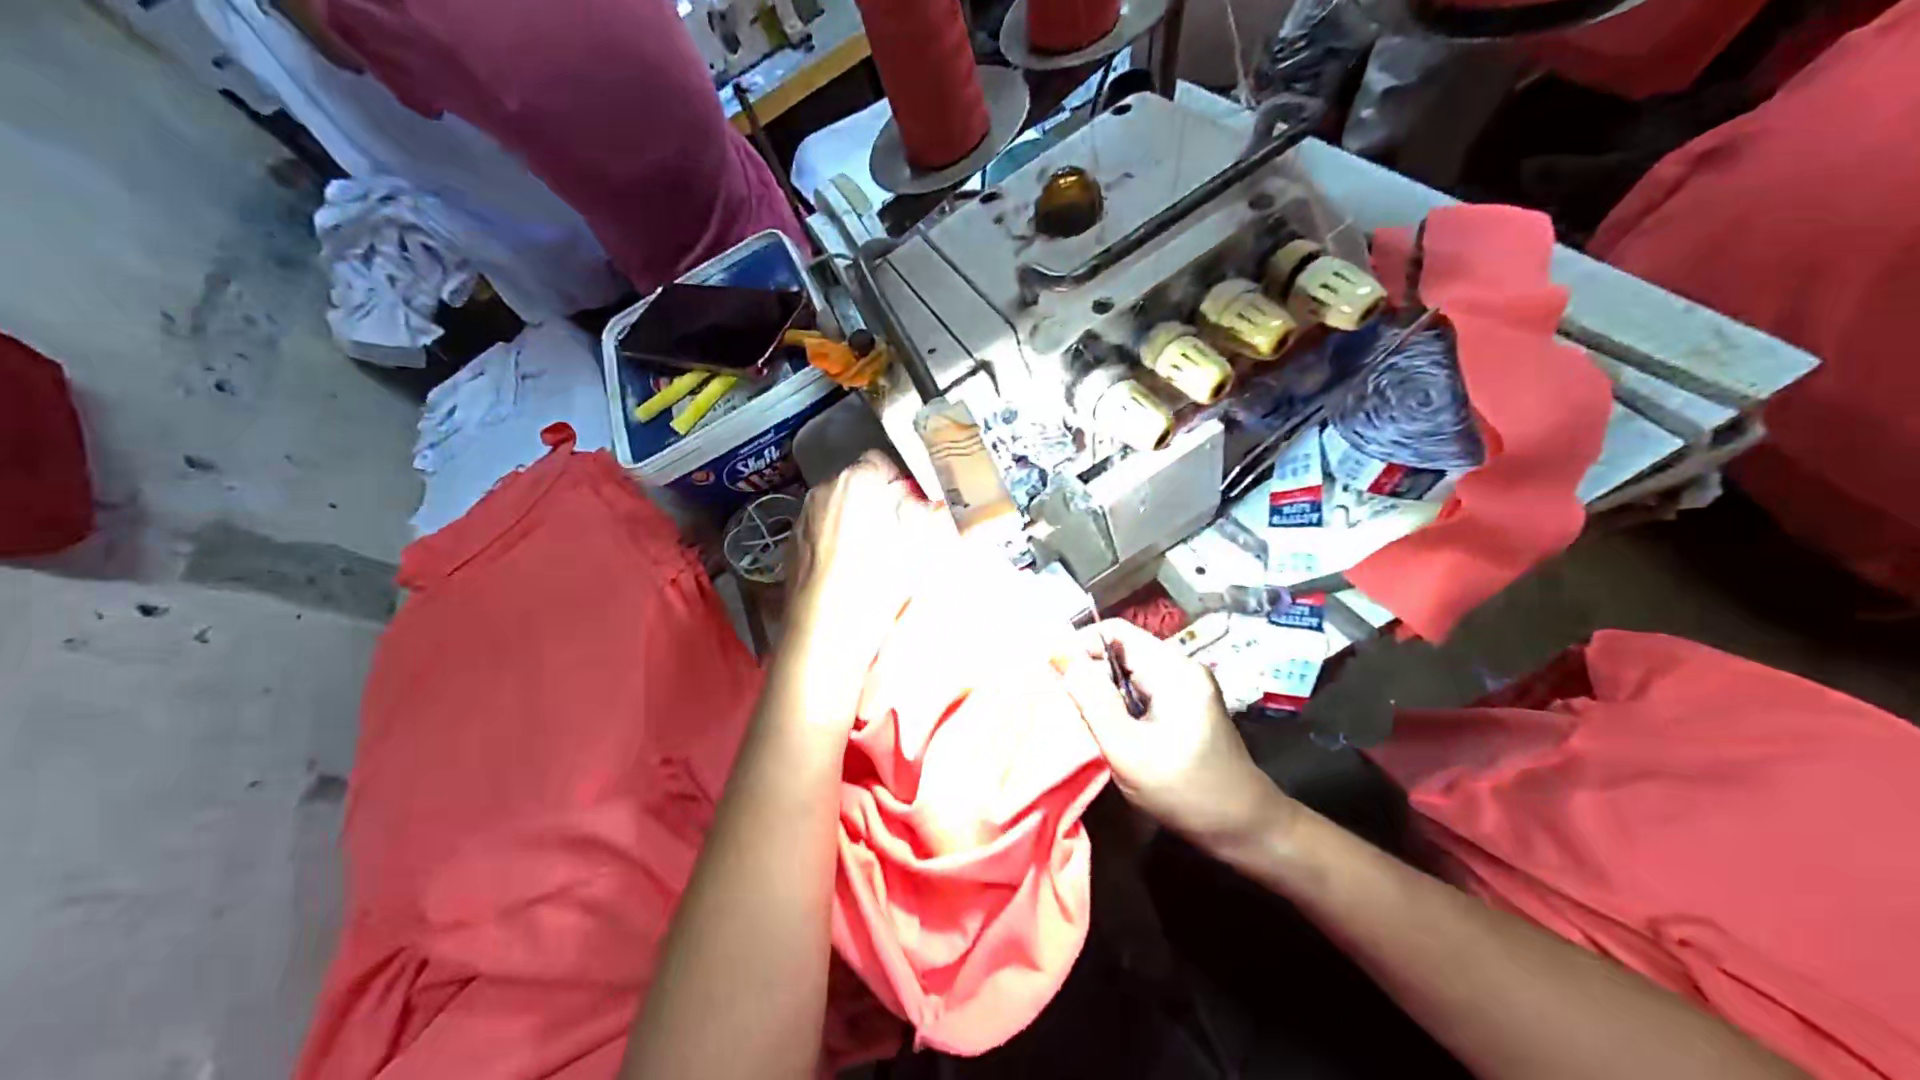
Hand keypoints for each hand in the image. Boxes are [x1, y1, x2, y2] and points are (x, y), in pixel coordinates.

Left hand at [784, 451, 929, 663]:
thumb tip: (926, 501)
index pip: (882, 461)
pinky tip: (851, 569)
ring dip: (857, 519)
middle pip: (858, 482)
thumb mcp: (914, 546)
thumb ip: (922, 513)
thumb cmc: (872, 588)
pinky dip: (837, 539)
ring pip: (838, 506)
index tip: (915, 503)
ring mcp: (804, 516)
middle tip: (901, 530)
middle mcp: (823, 491)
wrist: (825, 632)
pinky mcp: (792, 542)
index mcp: (856, 481)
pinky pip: (822, 528)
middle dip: (879, 500)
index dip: (902, 481)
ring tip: (876, 555)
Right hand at [1056, 619, 1288, 851]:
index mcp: (1173, 670)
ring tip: (1079, 720)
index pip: (1115, 632)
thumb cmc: (1186, 792)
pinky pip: (1140, 692)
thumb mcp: (1128, 749)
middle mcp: (1182, 669)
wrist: (1244, 829)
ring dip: (1100, 693)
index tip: (1053, 675)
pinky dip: (1117, 706)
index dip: (1079, 646)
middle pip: (1120, 652)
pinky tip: (1106, 731)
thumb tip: (1059, 655)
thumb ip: (1092, 700)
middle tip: (1062, 705)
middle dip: (1087, 673)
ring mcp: (1186, 688)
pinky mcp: (1184, 708)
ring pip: (1127, 674)